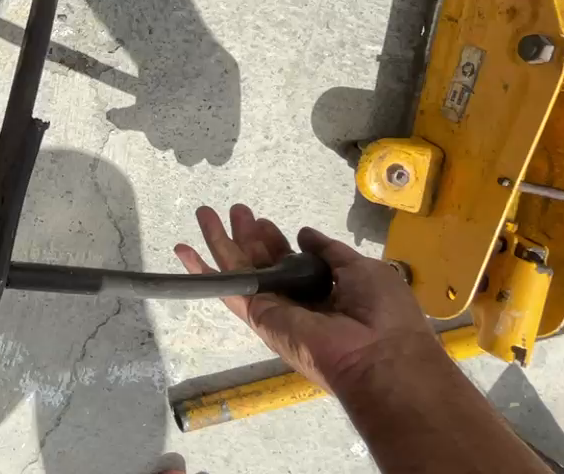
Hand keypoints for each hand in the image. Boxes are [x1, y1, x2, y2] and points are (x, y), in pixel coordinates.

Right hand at [174, 204, 440, 393]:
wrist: (376, 356)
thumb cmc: (381, 313)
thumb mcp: (363, 269)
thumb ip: (330, 250)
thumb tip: (304, 234)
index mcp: (322, 288)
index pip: (289, 259)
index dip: (275, 238)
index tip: (265, 220)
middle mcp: (294, 296)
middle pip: (260, 259)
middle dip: (247, 233)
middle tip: (236, 209)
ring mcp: (272, 304)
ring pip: (237, 267)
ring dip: (219, 239)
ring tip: (203, 211)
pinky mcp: (255, 313)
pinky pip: (224, 288)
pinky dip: (200, 269)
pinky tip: (182, 249)